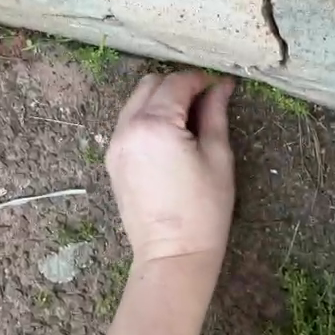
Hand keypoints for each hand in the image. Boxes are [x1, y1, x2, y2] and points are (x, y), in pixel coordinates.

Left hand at [105, 71, 235, 265]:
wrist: (172, 255)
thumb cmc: (204, 210)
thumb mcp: (218, 157)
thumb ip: (215, 115)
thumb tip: (221, 87)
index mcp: (155, 124)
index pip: (177, 83)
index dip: (201, 80)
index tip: (220, 87)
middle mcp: (128, 127)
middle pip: (151, 85)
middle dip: (178, 86)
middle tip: (205, 101)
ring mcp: (116, 144)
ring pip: (136, 101)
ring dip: (160, 99)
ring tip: (187, 119)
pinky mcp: (113, 160)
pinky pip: (128, 123)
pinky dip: (147, 117)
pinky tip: (169, 135)